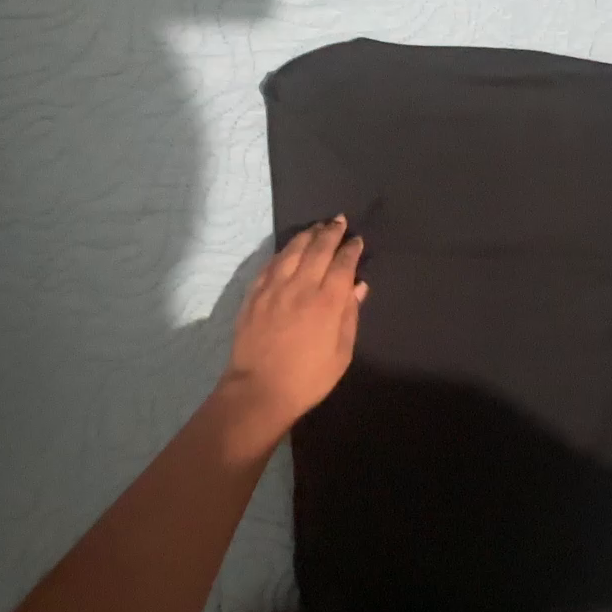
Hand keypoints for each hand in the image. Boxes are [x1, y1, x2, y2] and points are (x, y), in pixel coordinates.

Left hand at [215, 216, 366, 436]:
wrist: (258, 391)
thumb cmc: (307, 378)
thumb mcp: (341, 353)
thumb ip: (350, 315)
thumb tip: (358, 286)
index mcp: (327, 301)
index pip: (343, 264)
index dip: (351, 249)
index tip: (357, 240)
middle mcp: (301, 286)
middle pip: (318, 248)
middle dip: (331, 231)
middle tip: (339, 221)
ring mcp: (274, 287)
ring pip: (293, 250)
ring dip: (308, 234)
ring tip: (317, 227)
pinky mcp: (254, 293)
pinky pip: (272, 263)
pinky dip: (284, 251)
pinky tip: (290, 248)